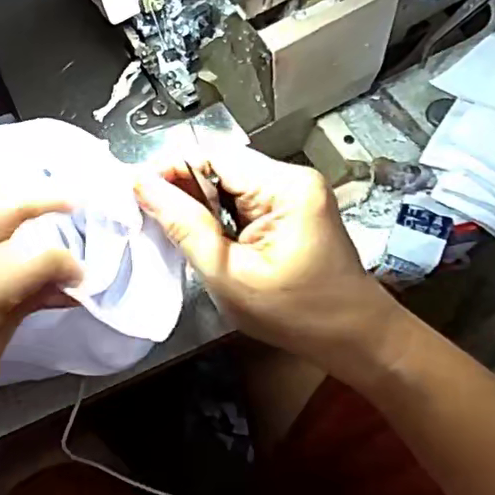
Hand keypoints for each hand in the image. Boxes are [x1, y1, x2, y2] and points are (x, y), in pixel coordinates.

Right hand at [134, 146, 405, 384]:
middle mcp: (293, 178)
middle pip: (220, 165)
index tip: (140, 194)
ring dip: (201, 205)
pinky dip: (220, 215)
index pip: (212, 156)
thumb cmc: (297, 314)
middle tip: (158, 221)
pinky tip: (211, 240)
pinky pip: (243, 198)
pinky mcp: (292, 207)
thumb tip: (143, 185)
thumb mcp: (228, 274)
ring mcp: (295, 191)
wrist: (354, 338)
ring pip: (227, 182)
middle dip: (185, 191)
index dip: (172, 171)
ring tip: (185, 236)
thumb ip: (183, 226)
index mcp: (284, 187)